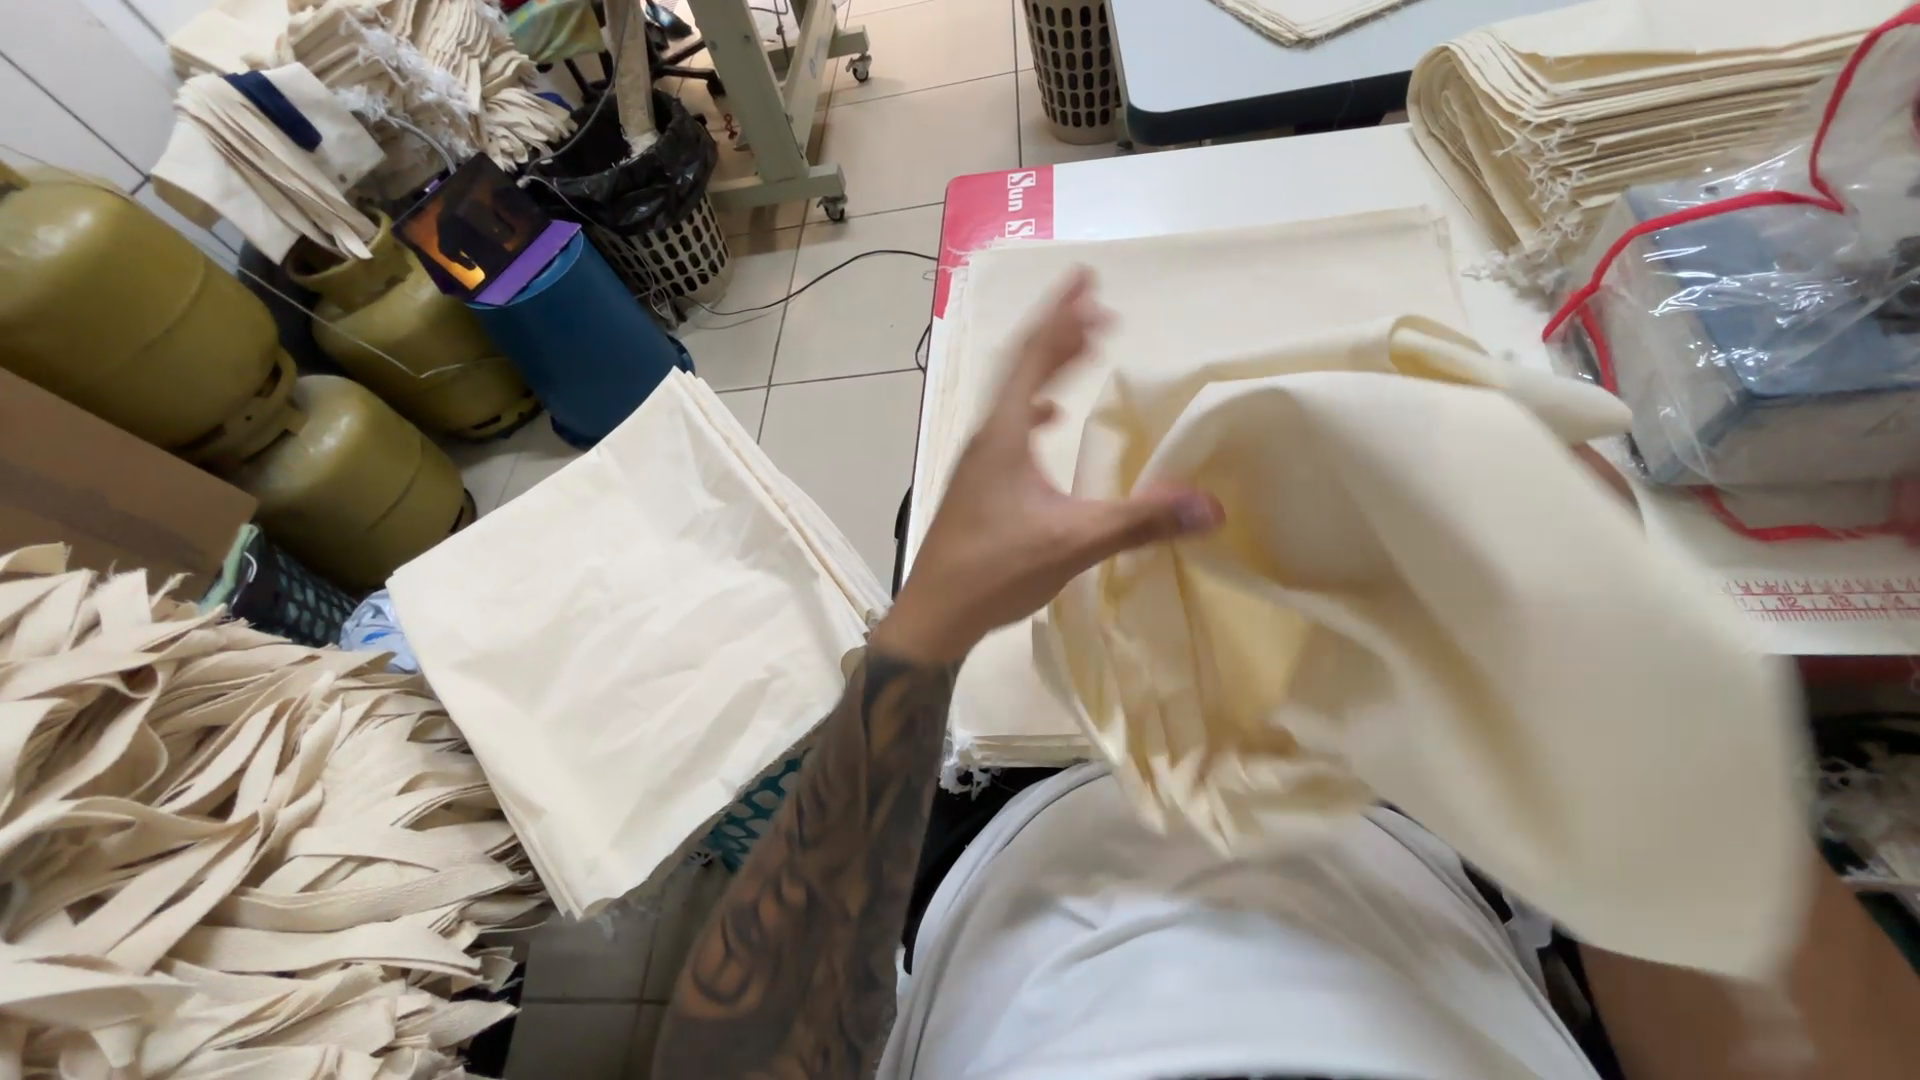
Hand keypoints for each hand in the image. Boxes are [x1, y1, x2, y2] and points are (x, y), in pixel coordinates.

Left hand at [873, 268, 1224, 665]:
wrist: (935, 613)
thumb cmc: (995, 572)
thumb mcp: (1073, 544)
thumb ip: (1141, 522)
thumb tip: (1212, 506)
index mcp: (1004, 435)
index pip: (1032, 357)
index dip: (1061, 316)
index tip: (1086, 280)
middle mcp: (987, 437)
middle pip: (1021, 367)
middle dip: (1059, 332)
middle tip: (1096, 305)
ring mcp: (978, 462)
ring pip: (1014, 396)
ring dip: (1047, 367)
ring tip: (1081, 348)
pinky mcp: (979, 485)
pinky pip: (1010, 428)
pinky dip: (1034, 407)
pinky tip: (1048, 418)